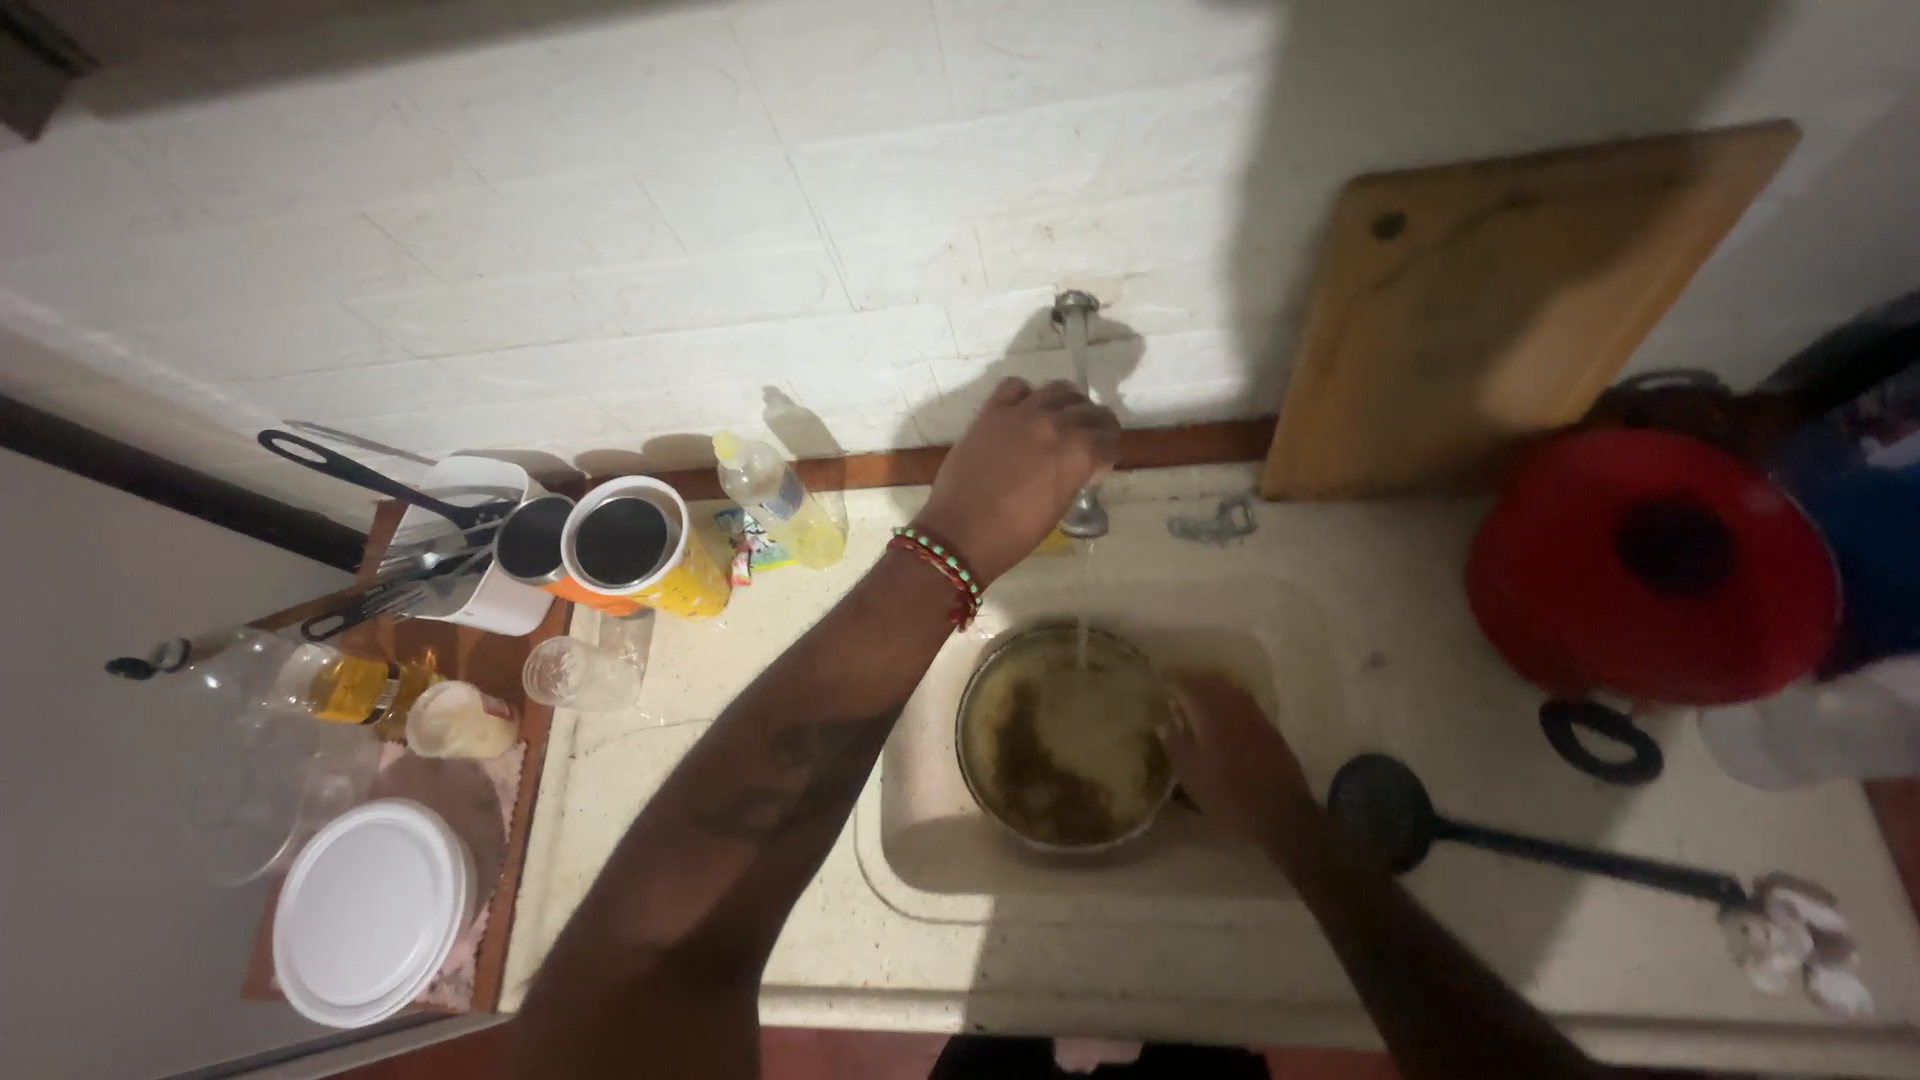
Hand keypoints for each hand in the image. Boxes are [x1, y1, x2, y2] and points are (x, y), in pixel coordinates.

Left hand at [912, 378, 1119, 583]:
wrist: (961, 532)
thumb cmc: (1014, 534)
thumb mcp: (1058, 508)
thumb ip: (1074, 476)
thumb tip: (1078, 466)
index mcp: (1079, 453)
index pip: (1108, 439)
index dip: (1107, 453)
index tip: (1098, 465)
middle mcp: (1056, 424)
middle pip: (1090, 411)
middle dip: (1094, 427)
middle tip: (1086, 440)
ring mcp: (1022, 413)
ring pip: (1059, 389)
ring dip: (1067, 403)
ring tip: (1061, 418)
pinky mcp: (992, 411)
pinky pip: (1016, 386)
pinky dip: (1026, 395)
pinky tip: (1024, 411)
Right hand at [1159, 673, 1314, 848]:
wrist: (1280, 813)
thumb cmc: (1228, 795)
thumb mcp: (1191, 775)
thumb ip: (1176, 744)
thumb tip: (1165, 722)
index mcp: (1212, 716)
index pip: (1191, 686)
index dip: (1177, 681)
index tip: (1166, 684)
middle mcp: (1235, 709)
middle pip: (1215, 682)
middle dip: (1197, 681)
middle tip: (1183, 688)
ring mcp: (1257, 718)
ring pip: (1234, 691)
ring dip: (1217, 690)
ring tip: (1204, 699)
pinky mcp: (1271, 731)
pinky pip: (1248, 705)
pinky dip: (1233, 703)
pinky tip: (1228, 718)